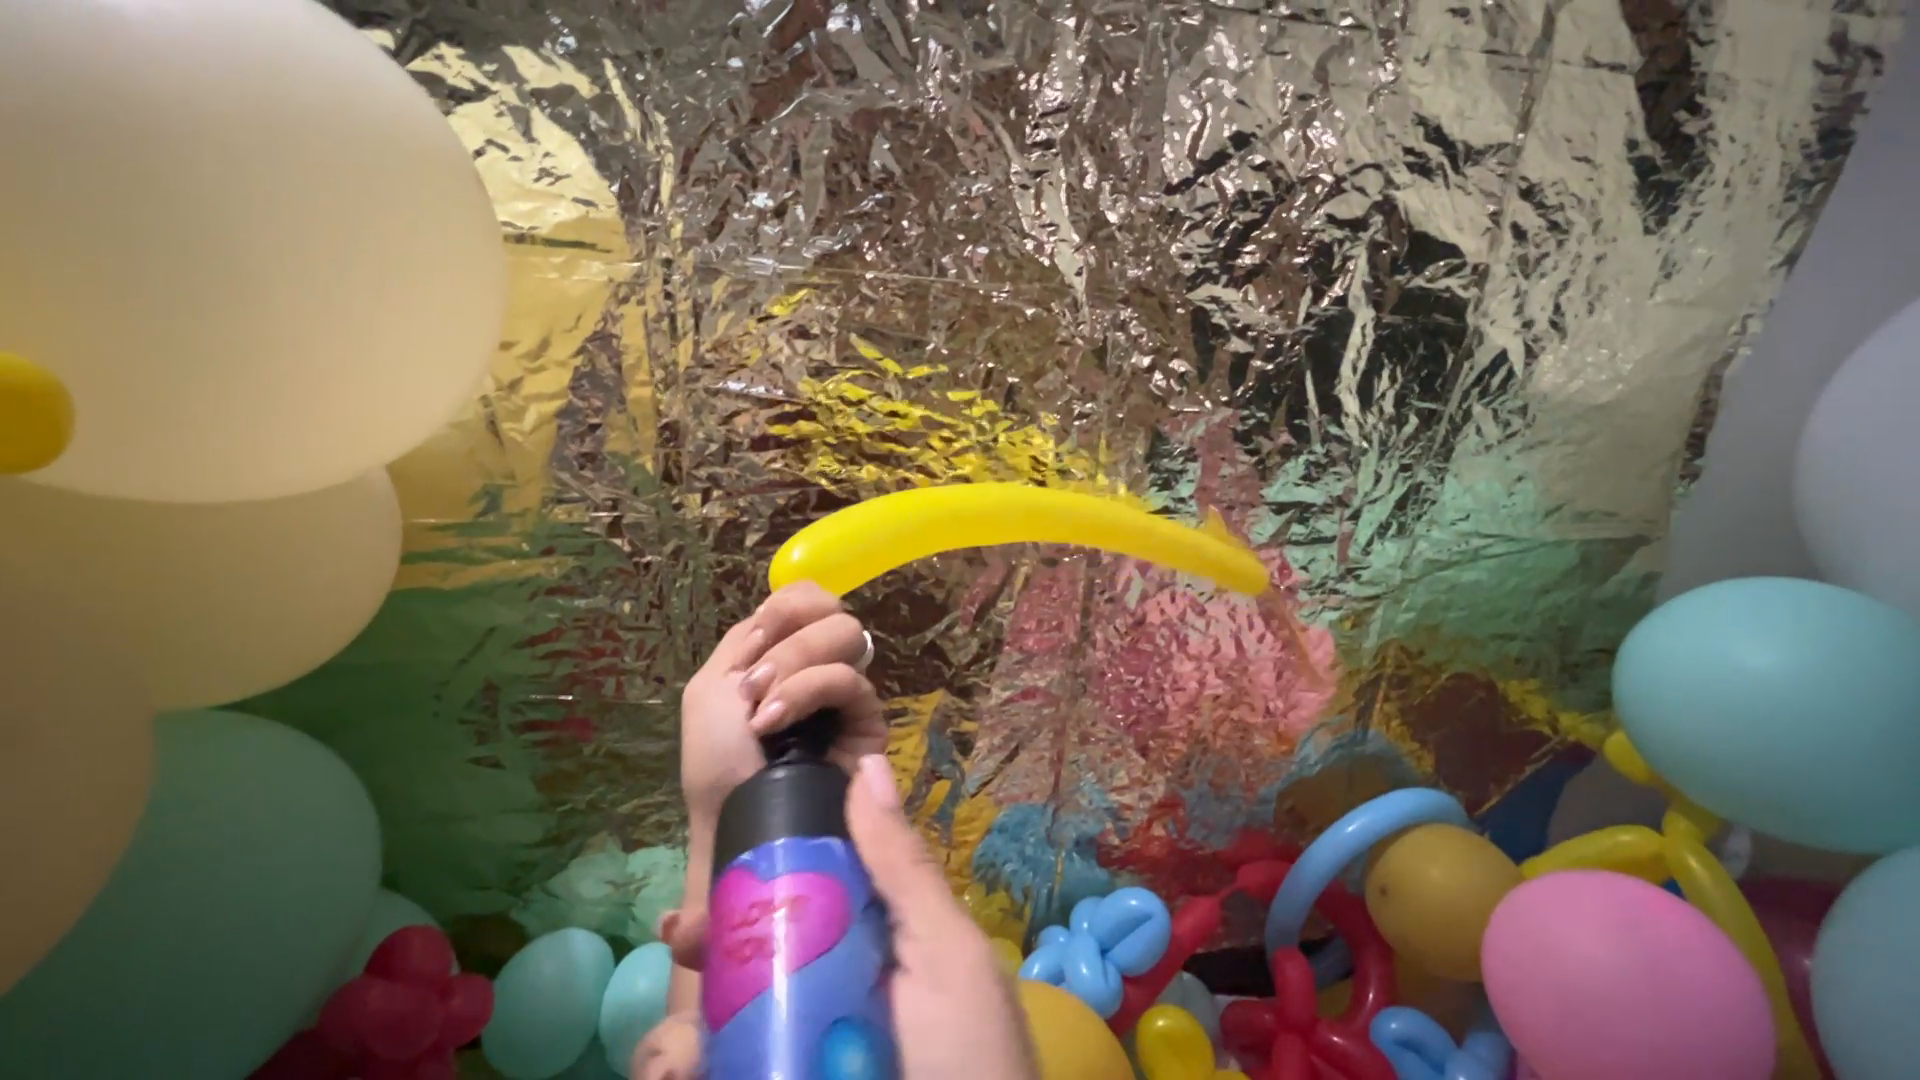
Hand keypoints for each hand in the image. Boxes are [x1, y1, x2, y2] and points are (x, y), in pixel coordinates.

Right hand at [642, 756, 1039, 1079]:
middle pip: (751, 949)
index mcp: (870, 939)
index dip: (756, 869)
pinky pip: (719, 1064)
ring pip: (720, 1015)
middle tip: (680, 935)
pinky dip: (685, 1065)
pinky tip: (676, 1069)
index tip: (717, 858)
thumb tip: (869, 763)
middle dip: (708, 938)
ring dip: (681, 1022)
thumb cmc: (971, 1056)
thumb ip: (901, 867)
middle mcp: (828, 988)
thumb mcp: (945, 953)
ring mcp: (795, 1045)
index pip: (803, 887)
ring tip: (671, 1046)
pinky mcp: (768, 1075)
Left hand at [678, 582, 885, 831]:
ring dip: (795, 664)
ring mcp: (844, 690)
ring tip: (764, 710)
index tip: (758, 638)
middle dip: (788, 640)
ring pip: (846, 634)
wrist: (737, 817)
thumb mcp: (711, 686)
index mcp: (780, 650)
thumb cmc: (716, 760)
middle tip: (755, 682)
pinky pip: (850, 679)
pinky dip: (808, 689)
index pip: (808, 596)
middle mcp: (816, 662)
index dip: (787, 606)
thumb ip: (747, 638)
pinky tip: (777, 720)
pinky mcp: (867, 720)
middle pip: (830, 608)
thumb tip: (781, 613)